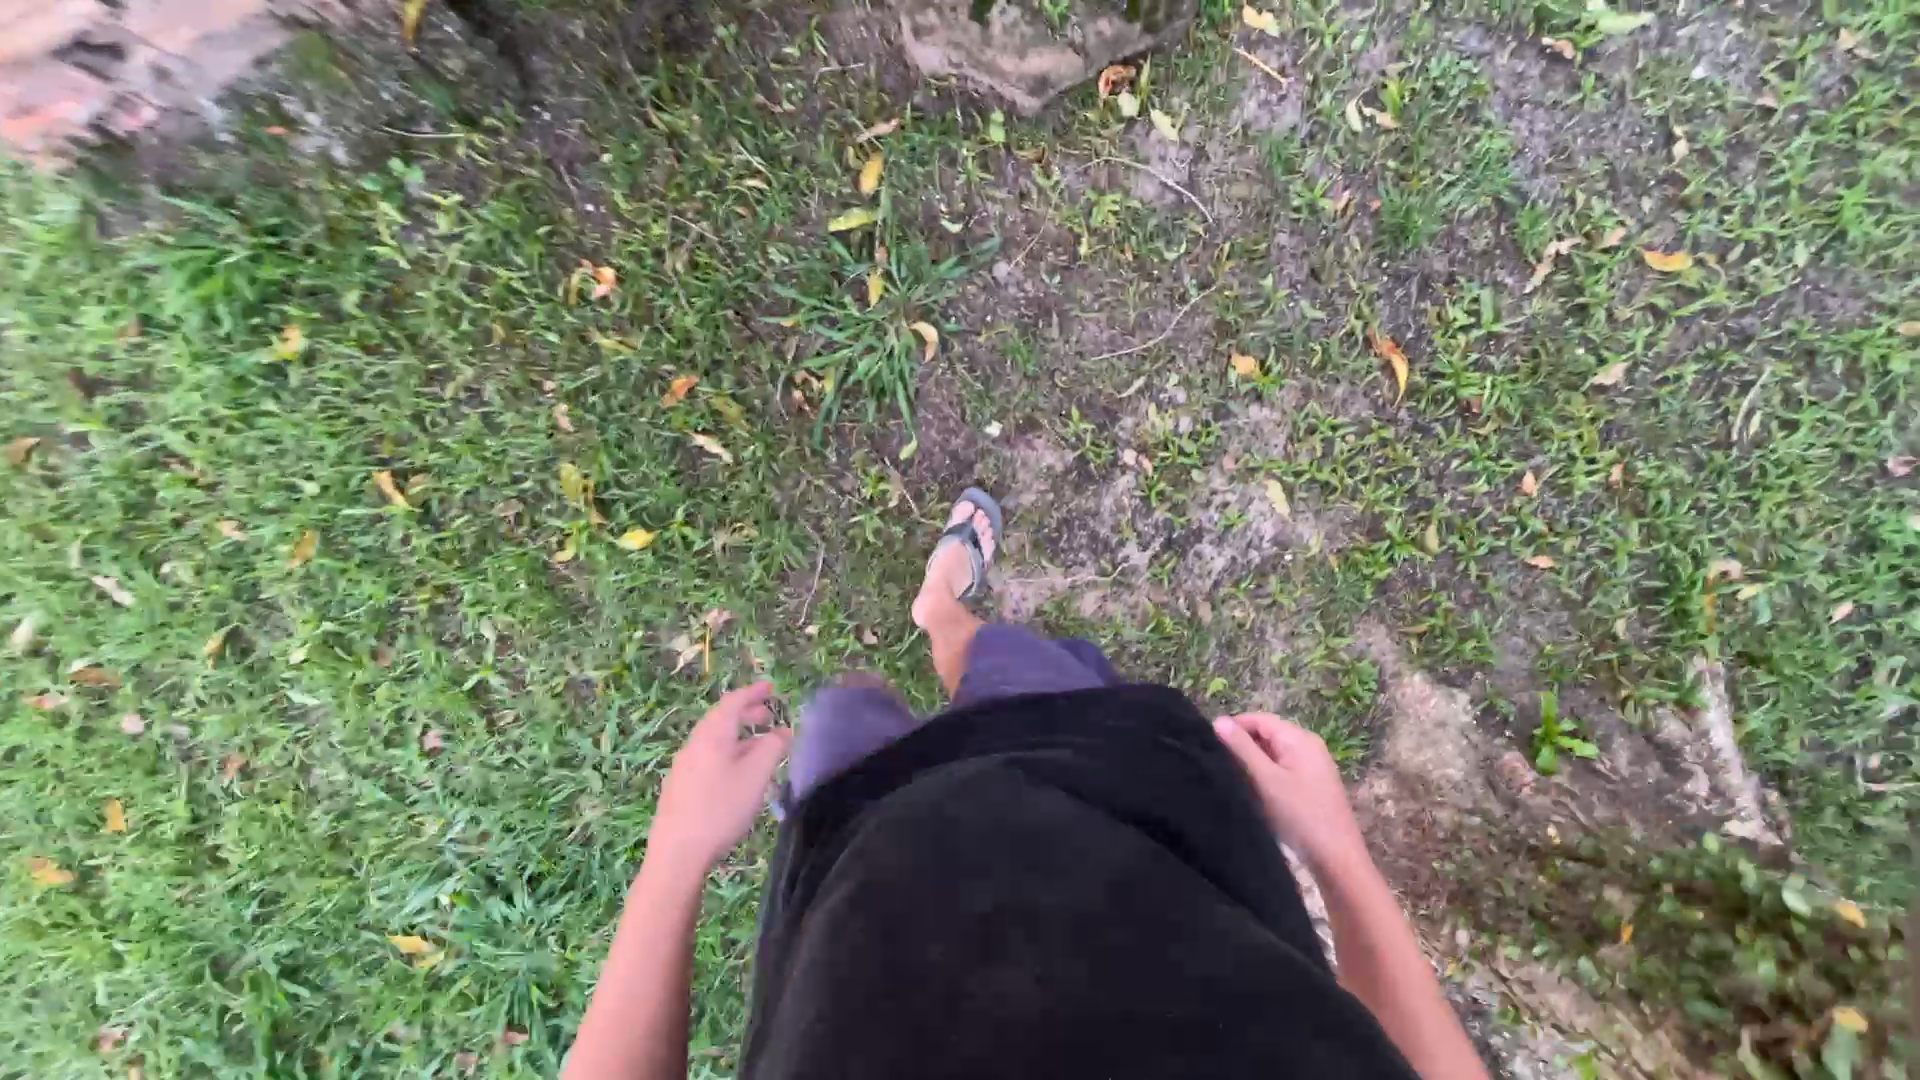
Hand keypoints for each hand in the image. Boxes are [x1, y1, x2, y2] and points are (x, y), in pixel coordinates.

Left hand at [648, 681, 792, 875]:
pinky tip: (737, 774)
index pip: (732, 702)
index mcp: (712, 735)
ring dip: (738, 737)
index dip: (752, 692)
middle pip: (720, 720)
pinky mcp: (679, 788)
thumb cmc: (721, 808)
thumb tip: (783, 730)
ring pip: (714, 741)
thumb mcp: (756, 776)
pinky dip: (727, 753)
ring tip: (759, 746)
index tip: (771, 687)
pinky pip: (707, 758)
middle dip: (746, 713)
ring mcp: (683, 767)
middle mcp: (693, 745)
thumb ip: (773, 747)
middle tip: (768, 715)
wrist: (677, 853)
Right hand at [1212, 713, 1366, 870]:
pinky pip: (1282, 768)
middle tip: (1218, 762)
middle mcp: (1309, 746)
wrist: (1337, 858)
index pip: (1260, 719)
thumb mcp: (1266, 779)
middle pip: (1267, 734)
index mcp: (1300, 739)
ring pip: (1273, 753)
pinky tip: (1253, 790)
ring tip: (1231, 776)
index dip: (1234, 726)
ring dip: (1252, 761)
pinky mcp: (1312, 785)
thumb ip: (1242, 748)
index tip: (1210, 743)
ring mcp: (1313, 766)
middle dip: (1242, 744)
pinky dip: (1265, 774)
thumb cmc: (1300, 815)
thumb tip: (1218, 720)